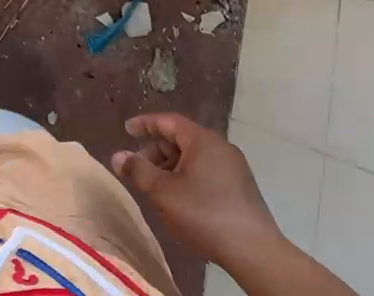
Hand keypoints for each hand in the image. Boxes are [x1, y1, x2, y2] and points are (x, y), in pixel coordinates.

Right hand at [111, 113, 283, 268]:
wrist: (255, 252)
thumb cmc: (204, 214)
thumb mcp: (163, 192)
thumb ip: (138, 170)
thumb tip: (118, 156)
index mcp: (203, 140)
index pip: (168, 121)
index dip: (144, 124)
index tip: (126, 130)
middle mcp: (221, 147)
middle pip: (181, 139)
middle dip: (156, 151)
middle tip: (138, 168)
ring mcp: (234, 167)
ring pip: (194, 157)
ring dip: (171, 166)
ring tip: (156, 187)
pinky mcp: (241, 187)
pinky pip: (207, 171)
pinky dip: (188, 176)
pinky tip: (180, 198)